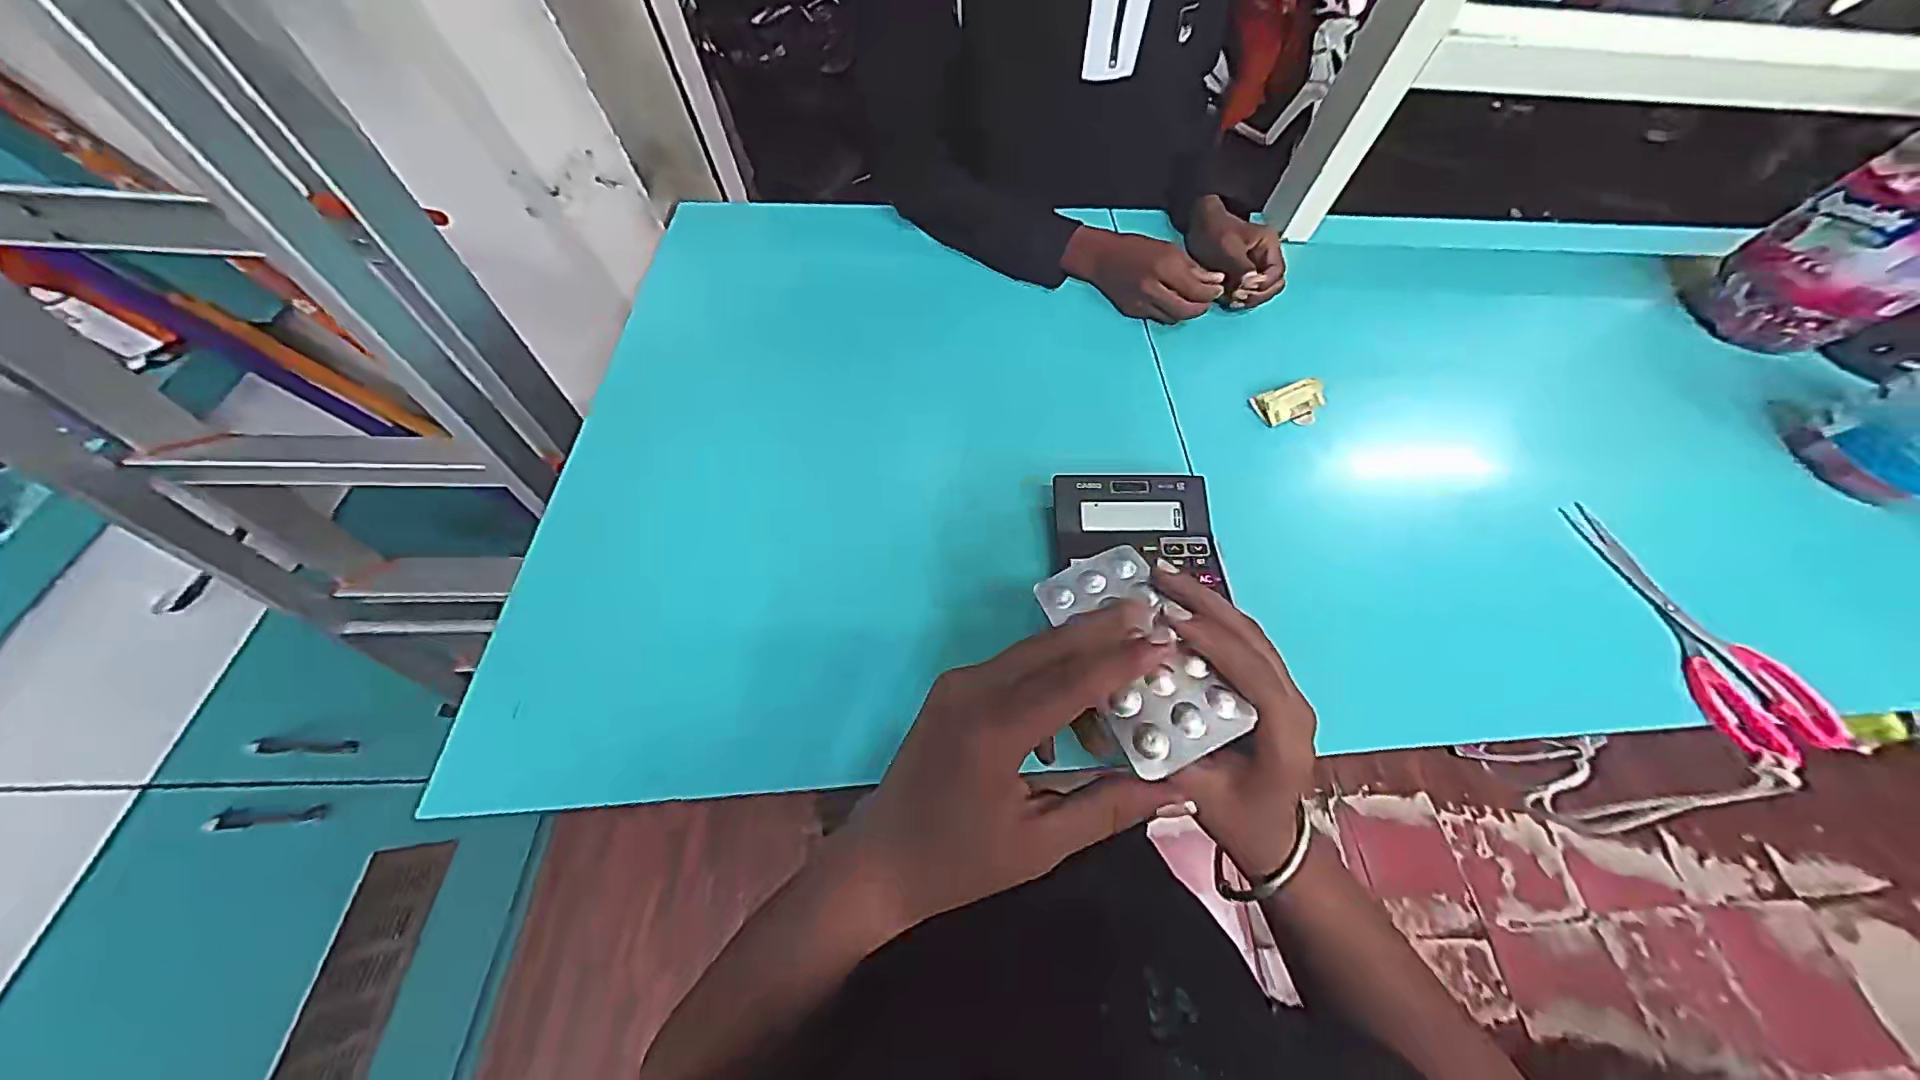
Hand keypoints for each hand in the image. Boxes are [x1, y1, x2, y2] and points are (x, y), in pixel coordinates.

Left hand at [831, 600, 1184, 925]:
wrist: (881, 859)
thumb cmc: (958, 862)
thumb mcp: (1040, 844)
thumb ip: (1108, 807)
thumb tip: (1172, 787)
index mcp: (993, 731)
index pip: (1070, 682)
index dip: (1121, 661)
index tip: (1162, 642)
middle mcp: (971, 692)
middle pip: (1048, 647)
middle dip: (1101, 628)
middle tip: (1147, 613)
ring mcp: (956, 686)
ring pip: (1029, 653)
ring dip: (1075, 654)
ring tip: (1122, 668)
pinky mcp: (951, 690)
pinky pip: (1010, 669)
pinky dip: (1045, 675)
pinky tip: (1067, 714)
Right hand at [1061, 226, 1224, 323]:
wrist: (1100, 258)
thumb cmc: (1135, 248)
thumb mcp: (1168, 249)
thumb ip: (1192, 267)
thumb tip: (1214, 281)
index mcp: (1164, 267)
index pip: (1196, 290)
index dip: (1211, 293)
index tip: (1217, 289)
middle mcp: (1152, 288)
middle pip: (1186, 310)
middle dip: (1200, 308)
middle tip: (1206, 300)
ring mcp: (1141, 303)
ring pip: (1173, 318)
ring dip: (1185, 312)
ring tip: (1189, 300)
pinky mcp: (1133, 311)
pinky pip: (1158, 317)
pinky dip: (1168, 312)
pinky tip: (1169, 301)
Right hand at [1152, 560, 1317, 874]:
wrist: (1277, 837)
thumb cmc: (1244, 821)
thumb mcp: (1205, 796)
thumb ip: (1174, 755)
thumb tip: (1136, 707)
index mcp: (1286, 729)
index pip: (1252, 671)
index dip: (1212, 640)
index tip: (1170, 617)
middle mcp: (1293, 701)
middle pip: (1252, 637)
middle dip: (1205, 601)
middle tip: (1161, 576)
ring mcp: (1285, 691)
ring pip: (1249, 633)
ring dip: (1208, 602)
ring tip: (1168, 580)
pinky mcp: (1270, 687)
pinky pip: (1243, 642)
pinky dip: (1213, 618)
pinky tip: (1184, 606)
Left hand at [1185, 195, 1285, 309]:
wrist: (1197, 227)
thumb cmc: (1213, 231)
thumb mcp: (1228, 248)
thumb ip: (1241, 267)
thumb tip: (1252, 285)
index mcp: (1268, 246)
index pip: (1277, 274)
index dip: (1262, 286)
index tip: (1242, 289)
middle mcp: (1265, 259)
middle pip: (1272, 286)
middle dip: (1256, 296)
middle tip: (1235, 297)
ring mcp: (1253, 269)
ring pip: (1260, 293)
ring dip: (1246, 299)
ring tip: (1229, 298)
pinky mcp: (1241, 278)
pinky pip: (1246, 294)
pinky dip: (1237, 299)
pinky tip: (1225, 298)